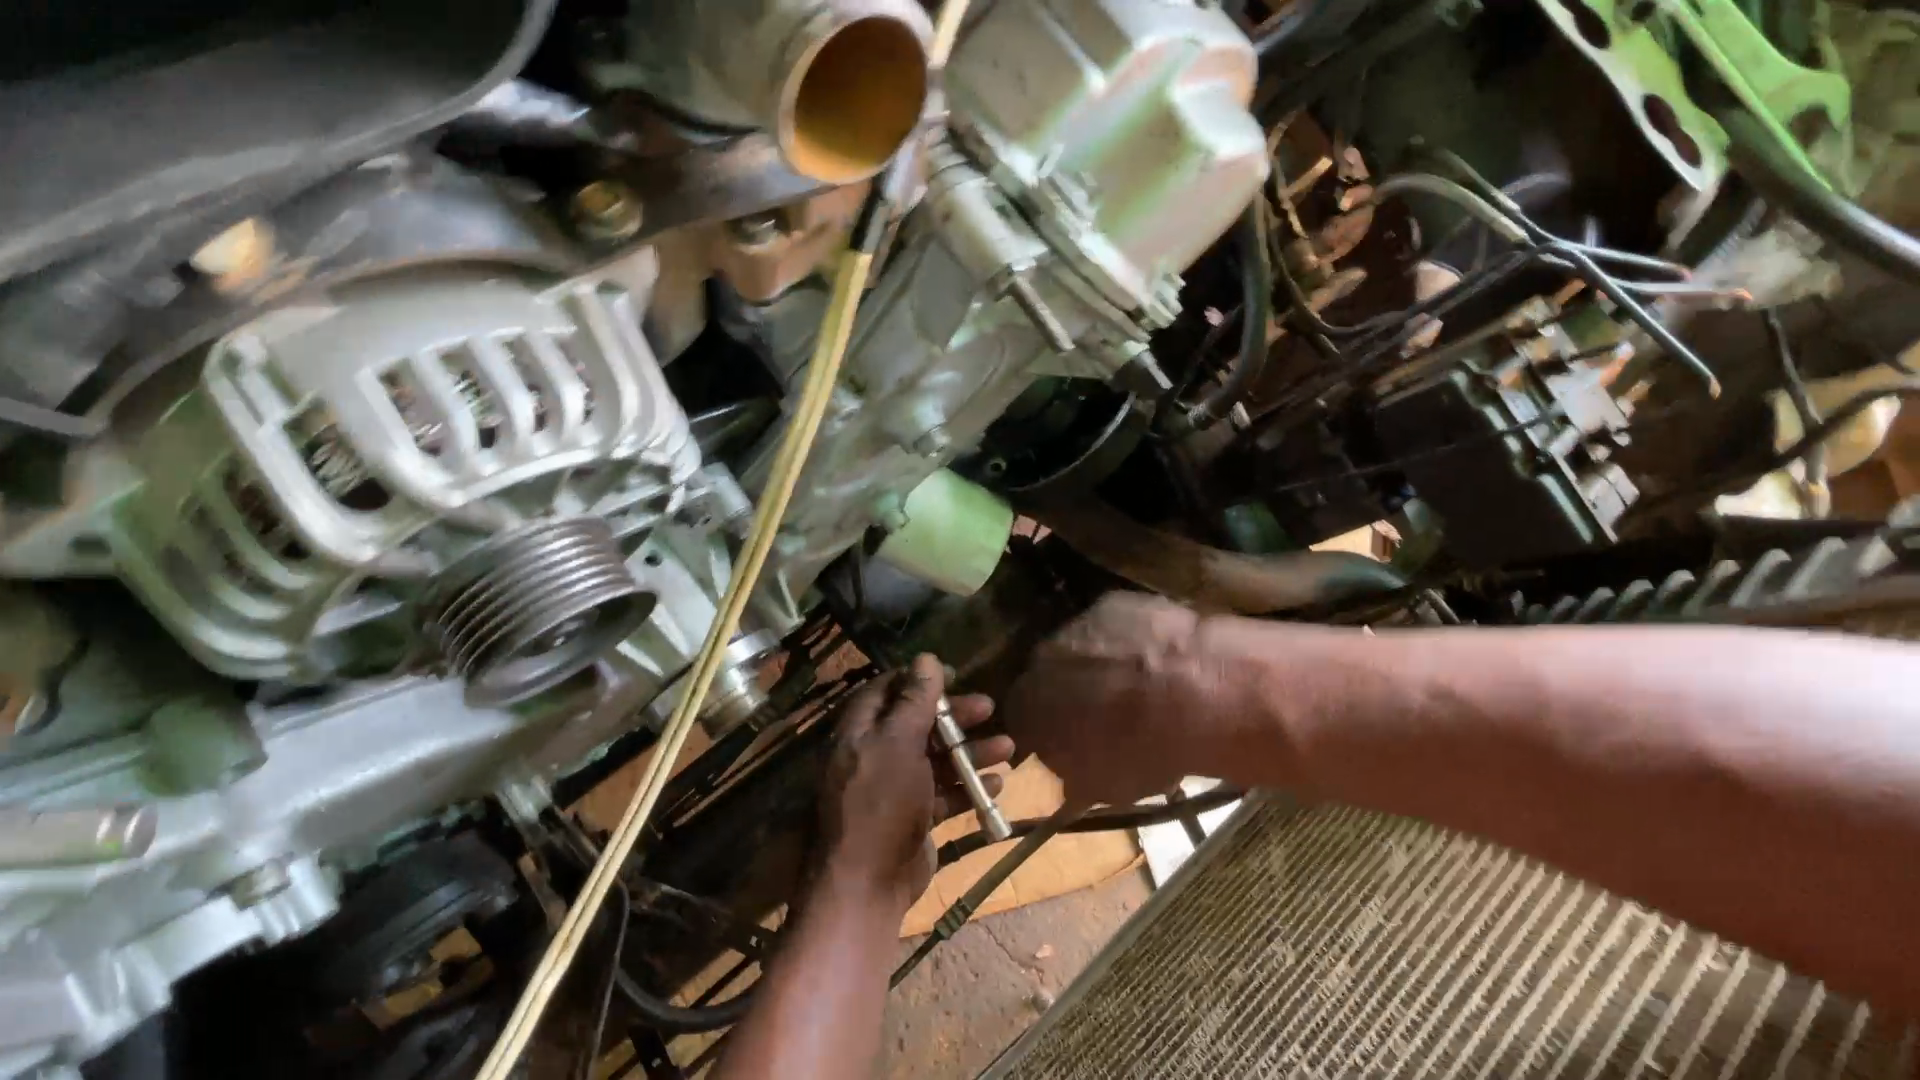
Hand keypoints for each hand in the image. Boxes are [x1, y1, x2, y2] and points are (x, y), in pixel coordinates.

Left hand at [817, 655, 1011, 907]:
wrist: (869, 882)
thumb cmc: (881, 802)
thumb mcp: (899, 743)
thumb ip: (914, 701)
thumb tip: (926, 658)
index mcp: (860, 732)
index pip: (886, 691)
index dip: (918, 680)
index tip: (953, 675)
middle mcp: (875, 755)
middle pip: (918, 724)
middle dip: (954, 717)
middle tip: (989, 707)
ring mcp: (894, 788)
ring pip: (936, 760)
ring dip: (970, 752)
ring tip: (1007, 747)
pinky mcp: (913, 817)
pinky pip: (943, 793)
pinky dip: (967, 788)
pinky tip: (996, 785)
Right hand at [1002, 592, 1270, 805]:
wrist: (1191, 695)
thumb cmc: (1141, 751)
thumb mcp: (1106, 787)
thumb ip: (1077, 777)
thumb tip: (1073, 780)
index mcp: (1028, 707)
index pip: (1022, 719)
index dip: (1047, 730)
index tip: (1071, 742)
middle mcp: (1040, 659)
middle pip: (1049, 675)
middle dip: (1071, 691)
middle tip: (1106, 712)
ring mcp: (1076, 624)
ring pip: (1081, 646)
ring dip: (1101, 663)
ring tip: (1140, 686)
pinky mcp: (1112, 601)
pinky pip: (1114, 623)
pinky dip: (1130, 639)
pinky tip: (1158, 657)